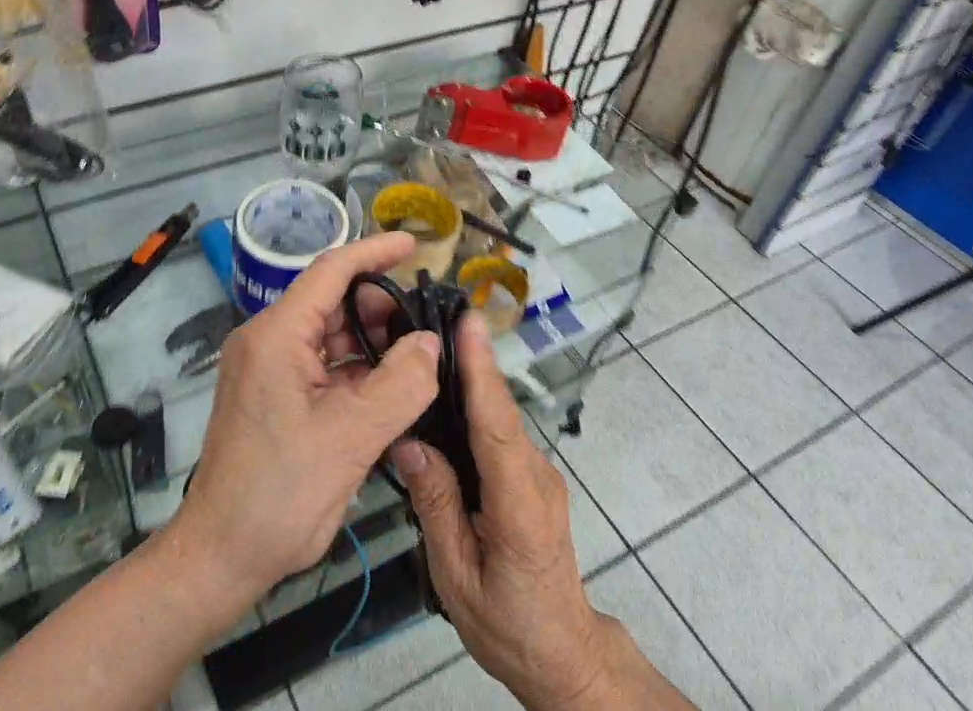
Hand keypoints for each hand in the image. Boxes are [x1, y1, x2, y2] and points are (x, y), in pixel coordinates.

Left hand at [171, 232, 441, 597]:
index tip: (414, 245)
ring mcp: (270, 374)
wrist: (226, 552)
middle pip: (332, 305)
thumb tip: (431, 343)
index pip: (330, 272)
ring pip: (332, 341)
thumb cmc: (280, 490)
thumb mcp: (351, 436)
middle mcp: (269, 344)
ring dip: (374, 346)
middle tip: (428, 325)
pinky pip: (326, 373)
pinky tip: (395, 390)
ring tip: (420, 358)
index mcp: (276, 336)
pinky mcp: (278, 402)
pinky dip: (360, 377)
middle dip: (380, 309)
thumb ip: (402, 384)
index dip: (374, 253)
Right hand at [393, 314, 689, 709]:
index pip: (497, 426)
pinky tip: (442, 404)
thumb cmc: (507, 624)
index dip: (482, 373)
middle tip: (432, 320)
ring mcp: (540, 478)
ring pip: (499, 423)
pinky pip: (499, 439)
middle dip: (470, 363)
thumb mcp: (457, 575)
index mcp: (519, 505)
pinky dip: (473, 414)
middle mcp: (537, 479)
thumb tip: (411, 443)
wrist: (562, 653)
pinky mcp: (533, 482)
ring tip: (429, 350)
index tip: (470, 325)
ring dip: (469, 385)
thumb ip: (436, 505)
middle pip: (499, 414)